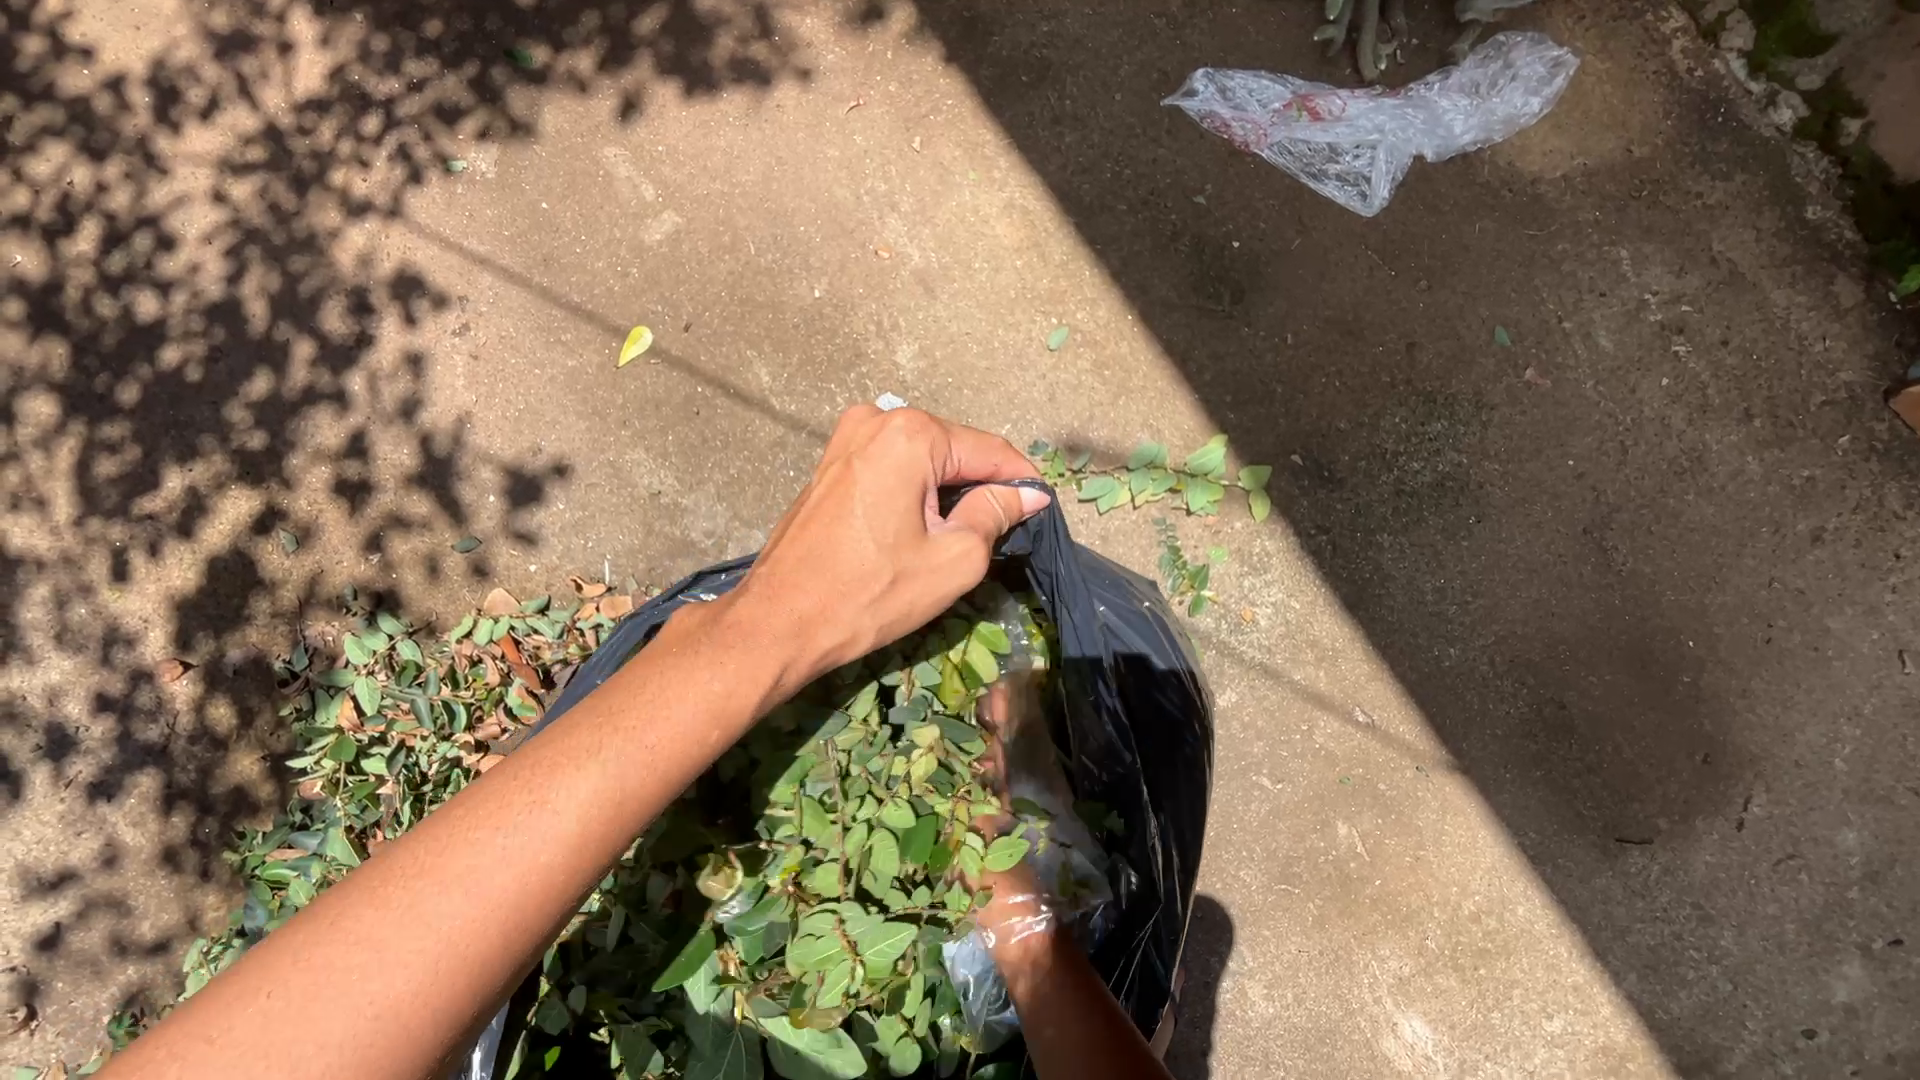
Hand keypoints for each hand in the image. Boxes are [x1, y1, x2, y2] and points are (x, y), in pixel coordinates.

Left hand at [729, 405, 1049, 698]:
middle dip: (981, 486)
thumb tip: (1026, 493)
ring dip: (947, 491)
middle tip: (1002, 531)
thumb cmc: (870, 593)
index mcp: (911, 434)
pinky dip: (914, 492)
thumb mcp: (953, 559)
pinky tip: (919, 528)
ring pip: (922, 460)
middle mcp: (876, 419)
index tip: (1044, 508)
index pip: (989, 450)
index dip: (1022, 481)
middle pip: (954, 451)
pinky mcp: (831, 464)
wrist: (780, 621)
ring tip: (961, 535)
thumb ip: (995, 513)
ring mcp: (846, 439)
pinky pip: (891, 469)